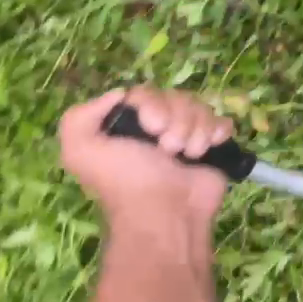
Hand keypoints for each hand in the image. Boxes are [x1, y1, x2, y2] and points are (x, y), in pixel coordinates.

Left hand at [58, 88, 234, 231]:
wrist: (167, 209)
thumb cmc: (126, 179)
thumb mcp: (81, 151)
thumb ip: (80, 117)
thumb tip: (120, 94)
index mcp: (126, 124)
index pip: (148, 93)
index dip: (155, 106)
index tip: (153, 128)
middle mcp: (157, 127)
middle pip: (179, 98)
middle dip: (179, 122)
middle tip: (169, 149)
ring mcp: (188, 134)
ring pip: (202, 108)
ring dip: (197, 131)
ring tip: (189, 155)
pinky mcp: (214, 144)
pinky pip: (222, 121)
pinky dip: (218, 133)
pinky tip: (208, 149)